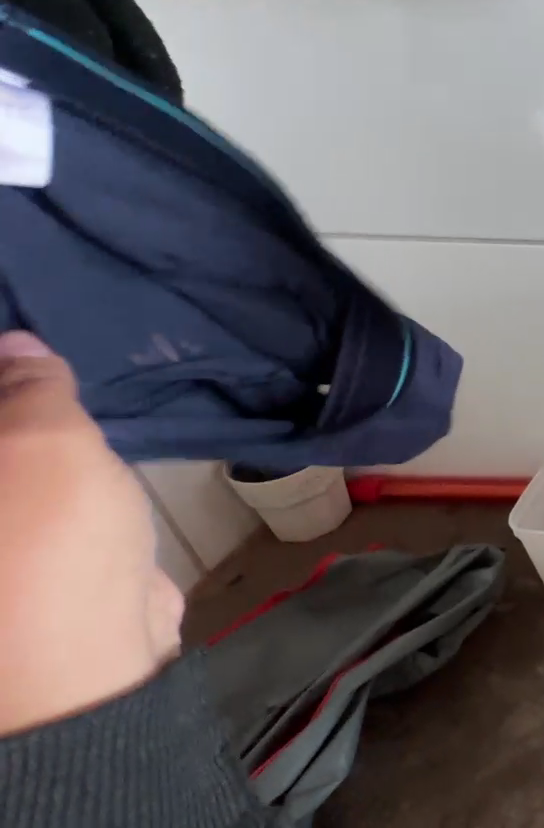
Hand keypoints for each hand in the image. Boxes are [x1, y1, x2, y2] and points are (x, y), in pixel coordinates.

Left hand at [0, 331, 182, 736]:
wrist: (77, 657)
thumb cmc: (39, 543)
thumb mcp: (42, 444)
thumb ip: (27, 388)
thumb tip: (15, 343)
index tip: (24, 344)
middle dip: (9, 396)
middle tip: (45, 363)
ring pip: (5, 464)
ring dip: (27, 429)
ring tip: (66, 396)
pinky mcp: (9, 558)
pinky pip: (22, 492)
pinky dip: (47, 468)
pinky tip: (80, 450)